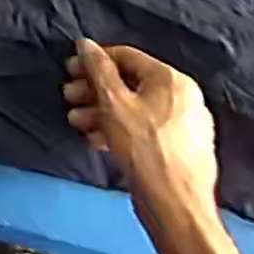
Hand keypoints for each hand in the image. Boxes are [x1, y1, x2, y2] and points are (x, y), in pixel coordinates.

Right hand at [65, 41, 236, 253]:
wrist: (176, 209)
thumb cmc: (144, 148)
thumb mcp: (112, 101)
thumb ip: (97, 67)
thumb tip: (85, 44)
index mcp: (172, 80)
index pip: (125, 55)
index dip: (93, 60)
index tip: (70, 70)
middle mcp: (183, 98)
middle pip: (127, 82)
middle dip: (93, 89)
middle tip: (70, 96)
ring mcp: (184, 126)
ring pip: (132, 107)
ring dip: (99, 110)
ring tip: (77, 121)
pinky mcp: (178, 149)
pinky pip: (143, 128)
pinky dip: (117, 128)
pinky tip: (95, 138)